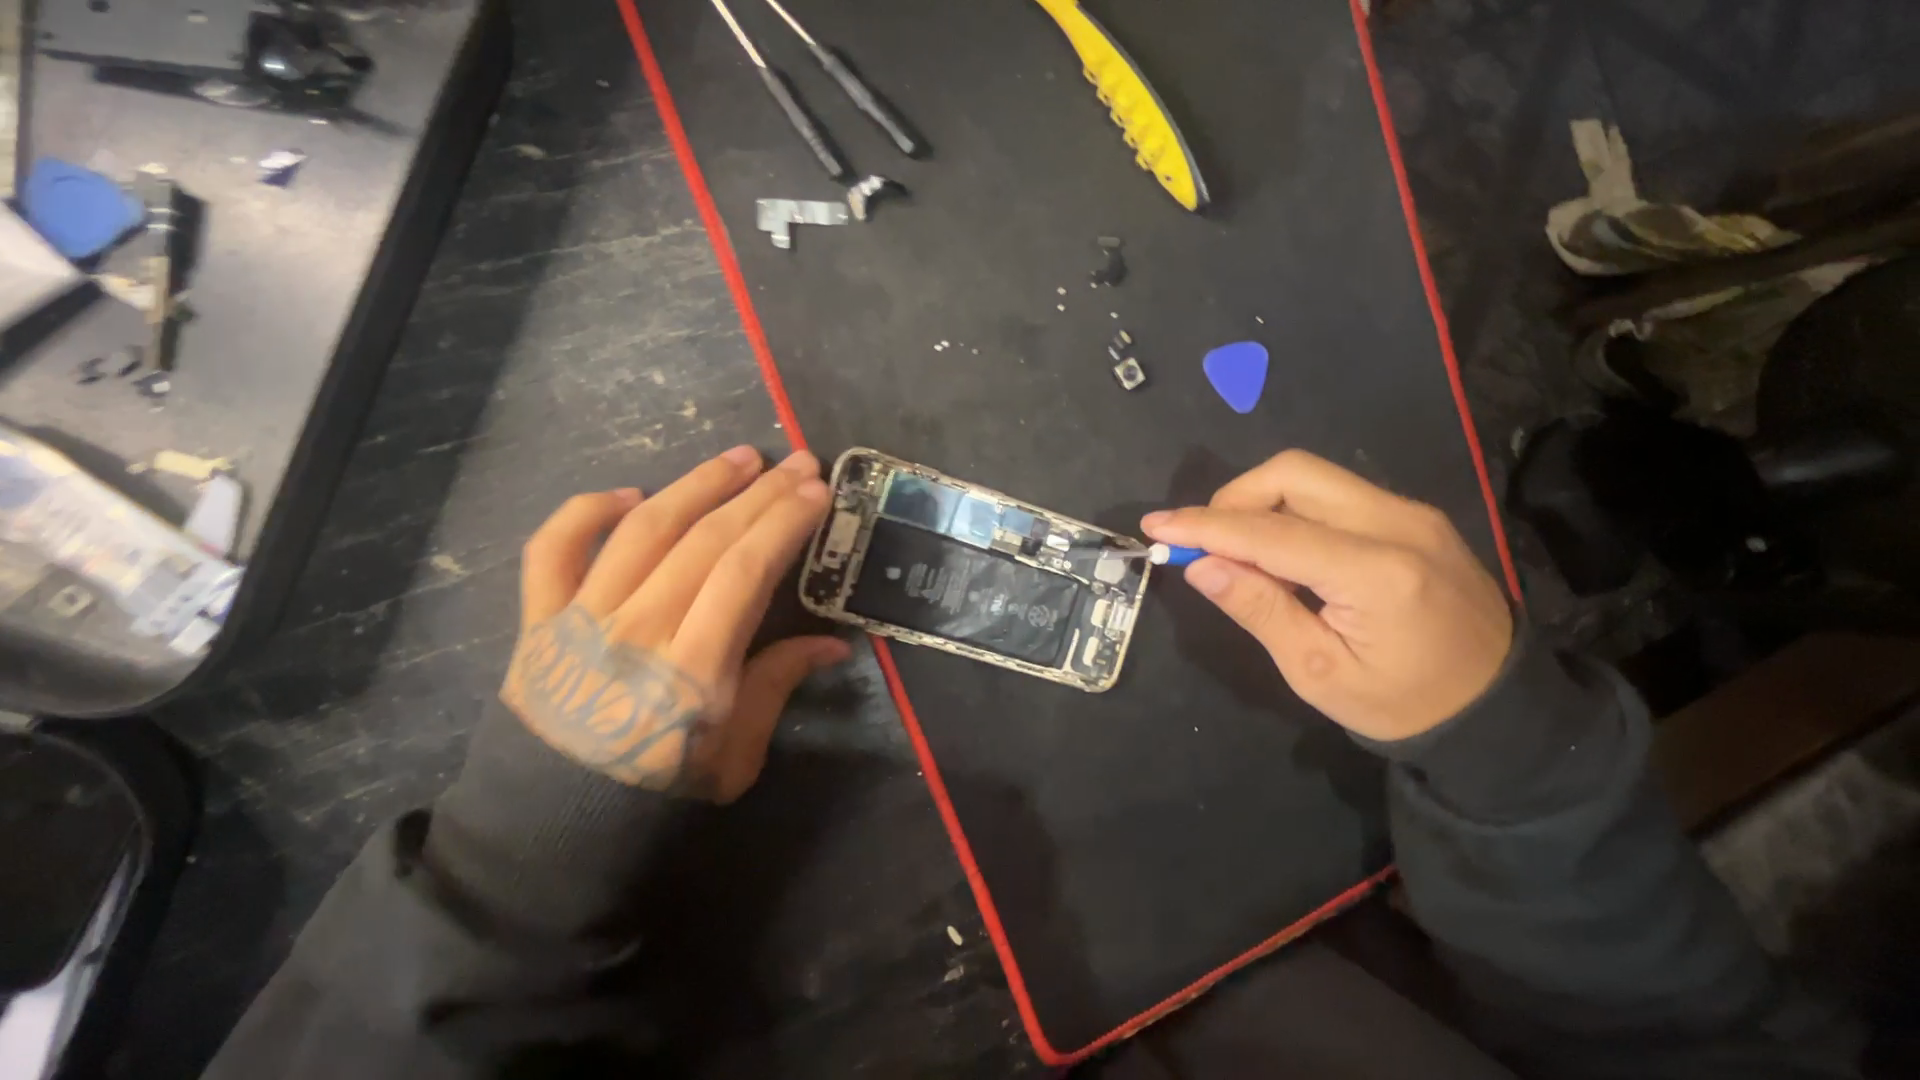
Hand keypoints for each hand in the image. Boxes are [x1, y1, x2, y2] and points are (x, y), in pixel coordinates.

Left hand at [502, 446, 849, 800]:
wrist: (553, 823)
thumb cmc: (660, 792)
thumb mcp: (736, 755)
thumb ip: (777, 686)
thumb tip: (833, 643)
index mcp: (692, 671)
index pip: (744, 572)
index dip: (783, 523)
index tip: (816, 492)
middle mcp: (637, 630)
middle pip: (704, 539)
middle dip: (759, 494)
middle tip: (798, 463)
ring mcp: (581, 618)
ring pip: (643, 529)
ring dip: (696, 485)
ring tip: (739, 458)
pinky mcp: (538, 618)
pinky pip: (553, 549)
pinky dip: (586, 511)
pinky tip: (629, 493)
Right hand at [1141, 450, 1512, 741]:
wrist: (1499, 709)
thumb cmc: (1403, 704)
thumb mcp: (1319, 672)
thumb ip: (1260, 610)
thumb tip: (1199, 565)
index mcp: (1375, 572)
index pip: (1269, 532)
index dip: (1204, 526)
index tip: (1154, 525)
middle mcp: (1397, 523)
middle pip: (1292, 474)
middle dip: (1233, 499)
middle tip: (1204, 544)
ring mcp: (1411, 514)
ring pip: (1314, 477)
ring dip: (1261, 503)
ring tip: (1241, 554)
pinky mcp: (1415, 517)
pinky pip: (1337, 494)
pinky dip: (1294, 512)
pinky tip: (1284, 555)